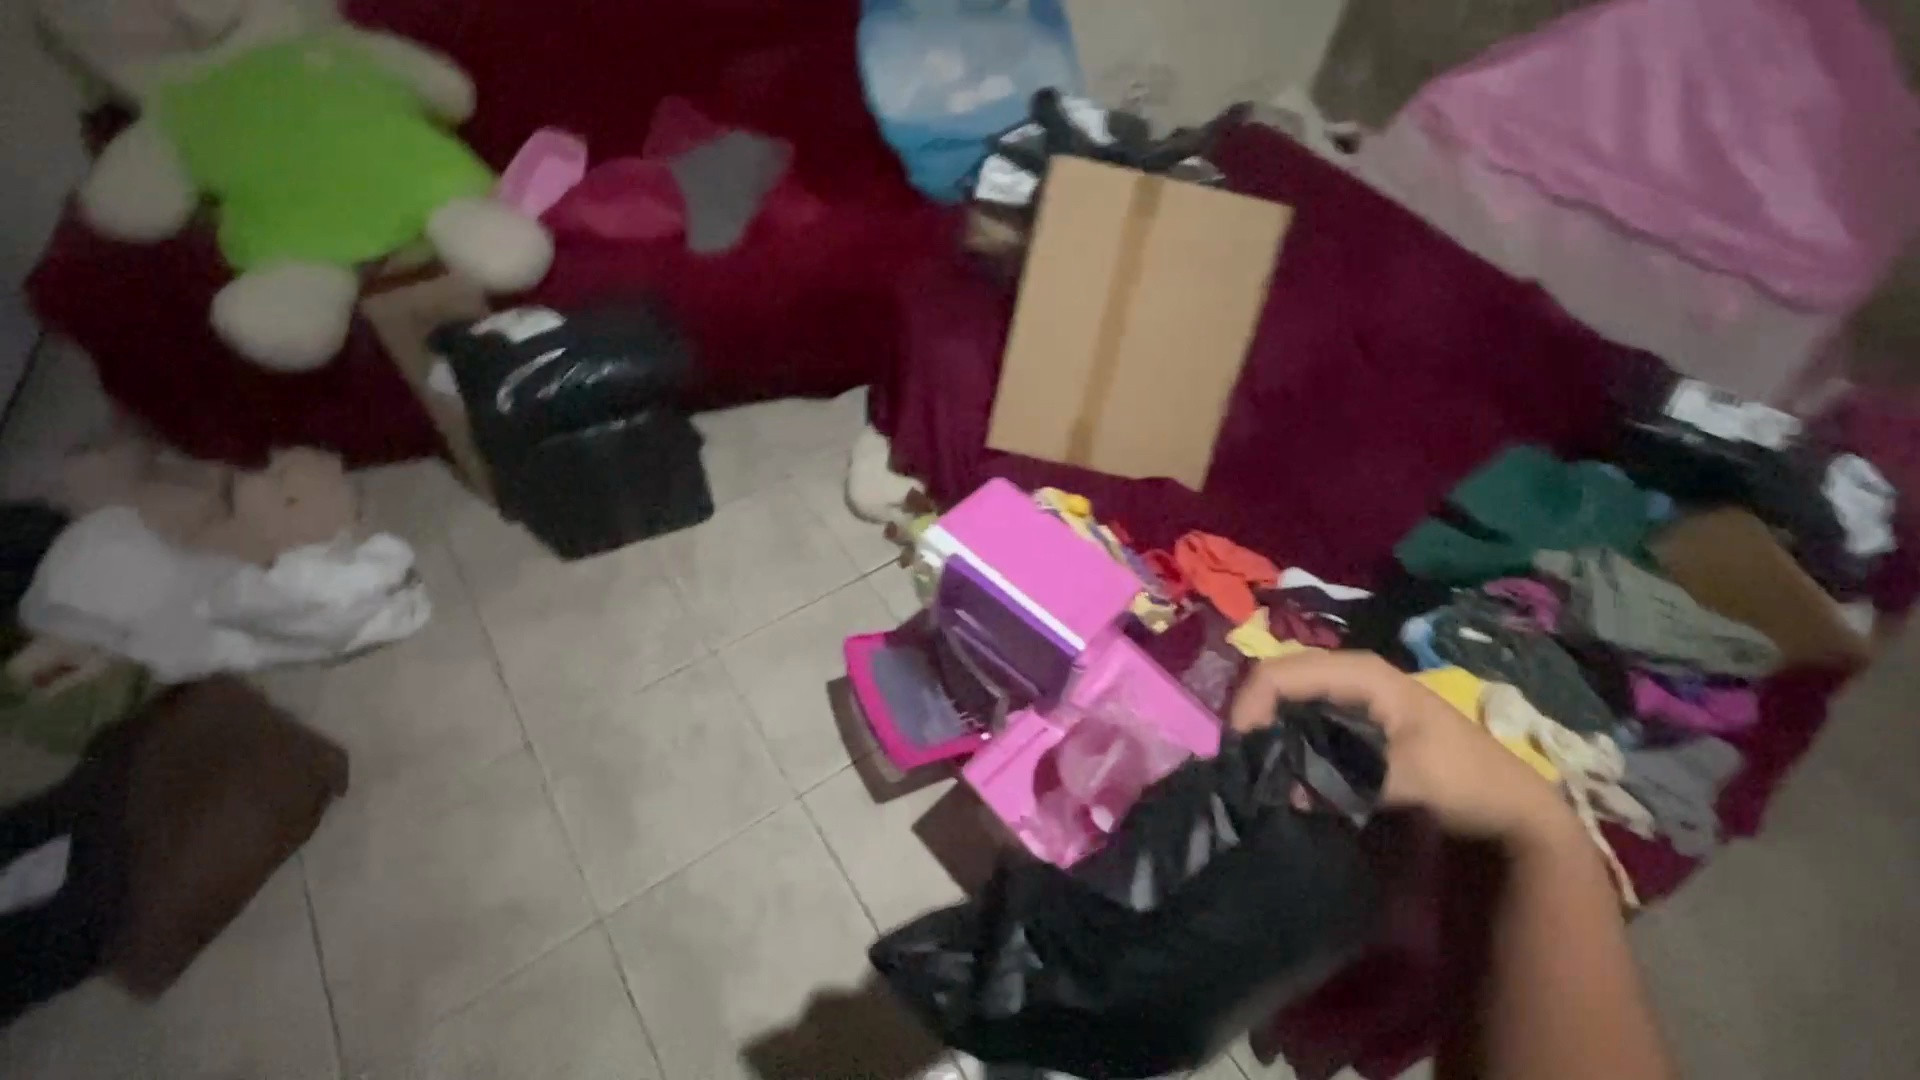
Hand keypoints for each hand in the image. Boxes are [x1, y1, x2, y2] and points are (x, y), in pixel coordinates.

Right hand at [1230, 651, 1578, 846]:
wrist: (1515, 807)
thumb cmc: (1468, 780)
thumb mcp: (1410, 778)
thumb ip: (1343, 782)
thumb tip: (1281, 792)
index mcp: (1360, 673)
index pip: (1278, 673)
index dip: (1249, 705)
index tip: (1239, 752)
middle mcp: (1349, 675)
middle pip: (1276, 681)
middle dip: (1253, 717)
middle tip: (1243, 763)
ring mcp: (1350, 697)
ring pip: (1285, 700)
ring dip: (1267, 731)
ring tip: (1258, 769)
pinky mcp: (1352, 721)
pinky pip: (1301, 719)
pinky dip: (1285, 741)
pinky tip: (1284, 770)